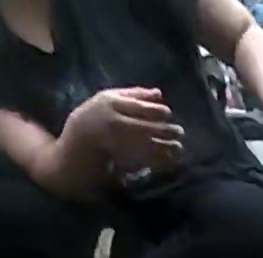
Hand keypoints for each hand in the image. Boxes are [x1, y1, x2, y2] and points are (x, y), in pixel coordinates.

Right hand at [63, 88, 185, 172]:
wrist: (82, 140)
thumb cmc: (99, 115)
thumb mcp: (110, 99)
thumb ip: (134, 95)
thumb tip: (159, 93)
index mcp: (111, 104)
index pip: (140, 107)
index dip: (157, 111)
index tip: (169, 113)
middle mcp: (116, 122)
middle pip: (147, 126)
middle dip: (166, 130)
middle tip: (180, 131)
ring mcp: (120, 142)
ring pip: (149, 145)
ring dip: (167, 146)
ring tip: (178, 147)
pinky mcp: (123, 157)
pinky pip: (147, 159)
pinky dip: (161, 159)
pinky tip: (172, 158)